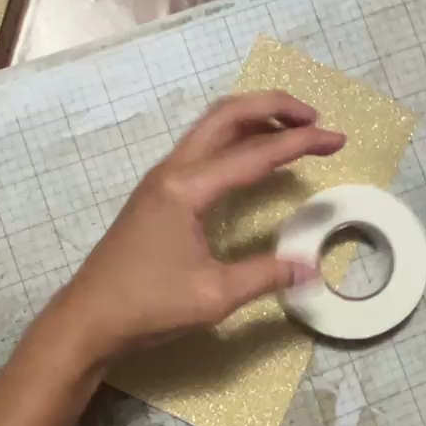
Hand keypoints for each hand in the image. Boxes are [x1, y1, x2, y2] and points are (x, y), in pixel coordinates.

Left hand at [44, 91, 345, 361]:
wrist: (88, 318)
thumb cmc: (147, 306)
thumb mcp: (214, 295)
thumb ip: (266, 275)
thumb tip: (313, 269)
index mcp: (187, 188)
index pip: (254, 153)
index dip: (300, 142)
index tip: (337, 139)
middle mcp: (172, 171)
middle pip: (226, 115)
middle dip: (273, 107)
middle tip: (314, 118)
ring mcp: (161, 180)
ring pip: (210, 128)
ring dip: (252, 120)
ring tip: (291, 131)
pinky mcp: (156, 194)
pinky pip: (201, 149)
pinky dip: (233, 140)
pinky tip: (251, 160)